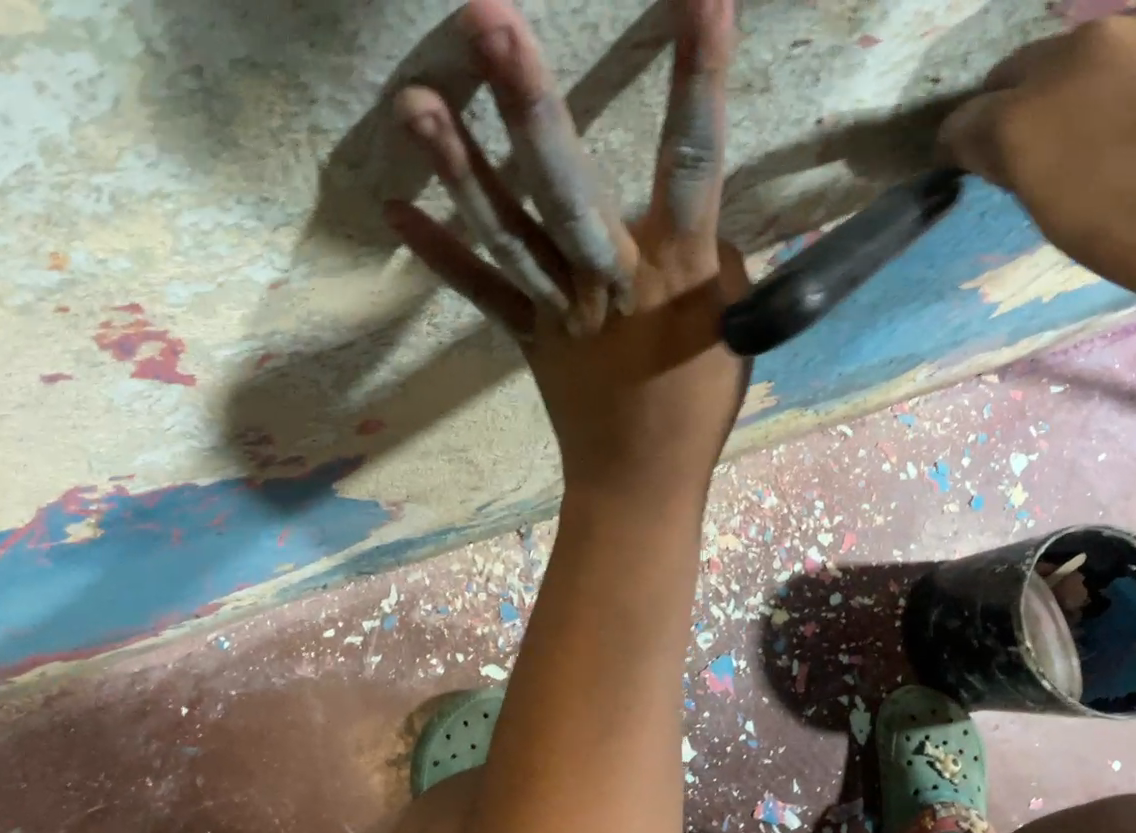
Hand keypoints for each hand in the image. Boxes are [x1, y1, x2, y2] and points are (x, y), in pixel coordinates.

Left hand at [384, 0, 748, 503]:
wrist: (641, 484)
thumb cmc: (698, 407)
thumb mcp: (738, 328)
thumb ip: (713, 262)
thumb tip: (689, 222)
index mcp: (677, 270)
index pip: (693, 159)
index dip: (699, 77)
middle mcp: (609, 279)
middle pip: (566, 184)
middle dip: (530, 102)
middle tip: (488, 22)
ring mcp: (557, 309)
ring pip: (507, 231)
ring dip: (461, 167)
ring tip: (413, 102)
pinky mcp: (526, 338)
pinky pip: (480, 293)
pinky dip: (441, 254)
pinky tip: (398, 209)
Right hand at [938, 0, 1135, 326]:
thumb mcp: (1067, 224)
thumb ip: (1027, 170)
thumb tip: (1018, 146)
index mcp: (1025, 122)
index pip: (965, 122)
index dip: (966, 147)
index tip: (979, 162)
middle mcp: (1077, 53)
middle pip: (1020, 69)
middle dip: (1020, 104)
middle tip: (1051, 141)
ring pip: (1090, 43)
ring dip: (1089, 77)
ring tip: (1128, 118)